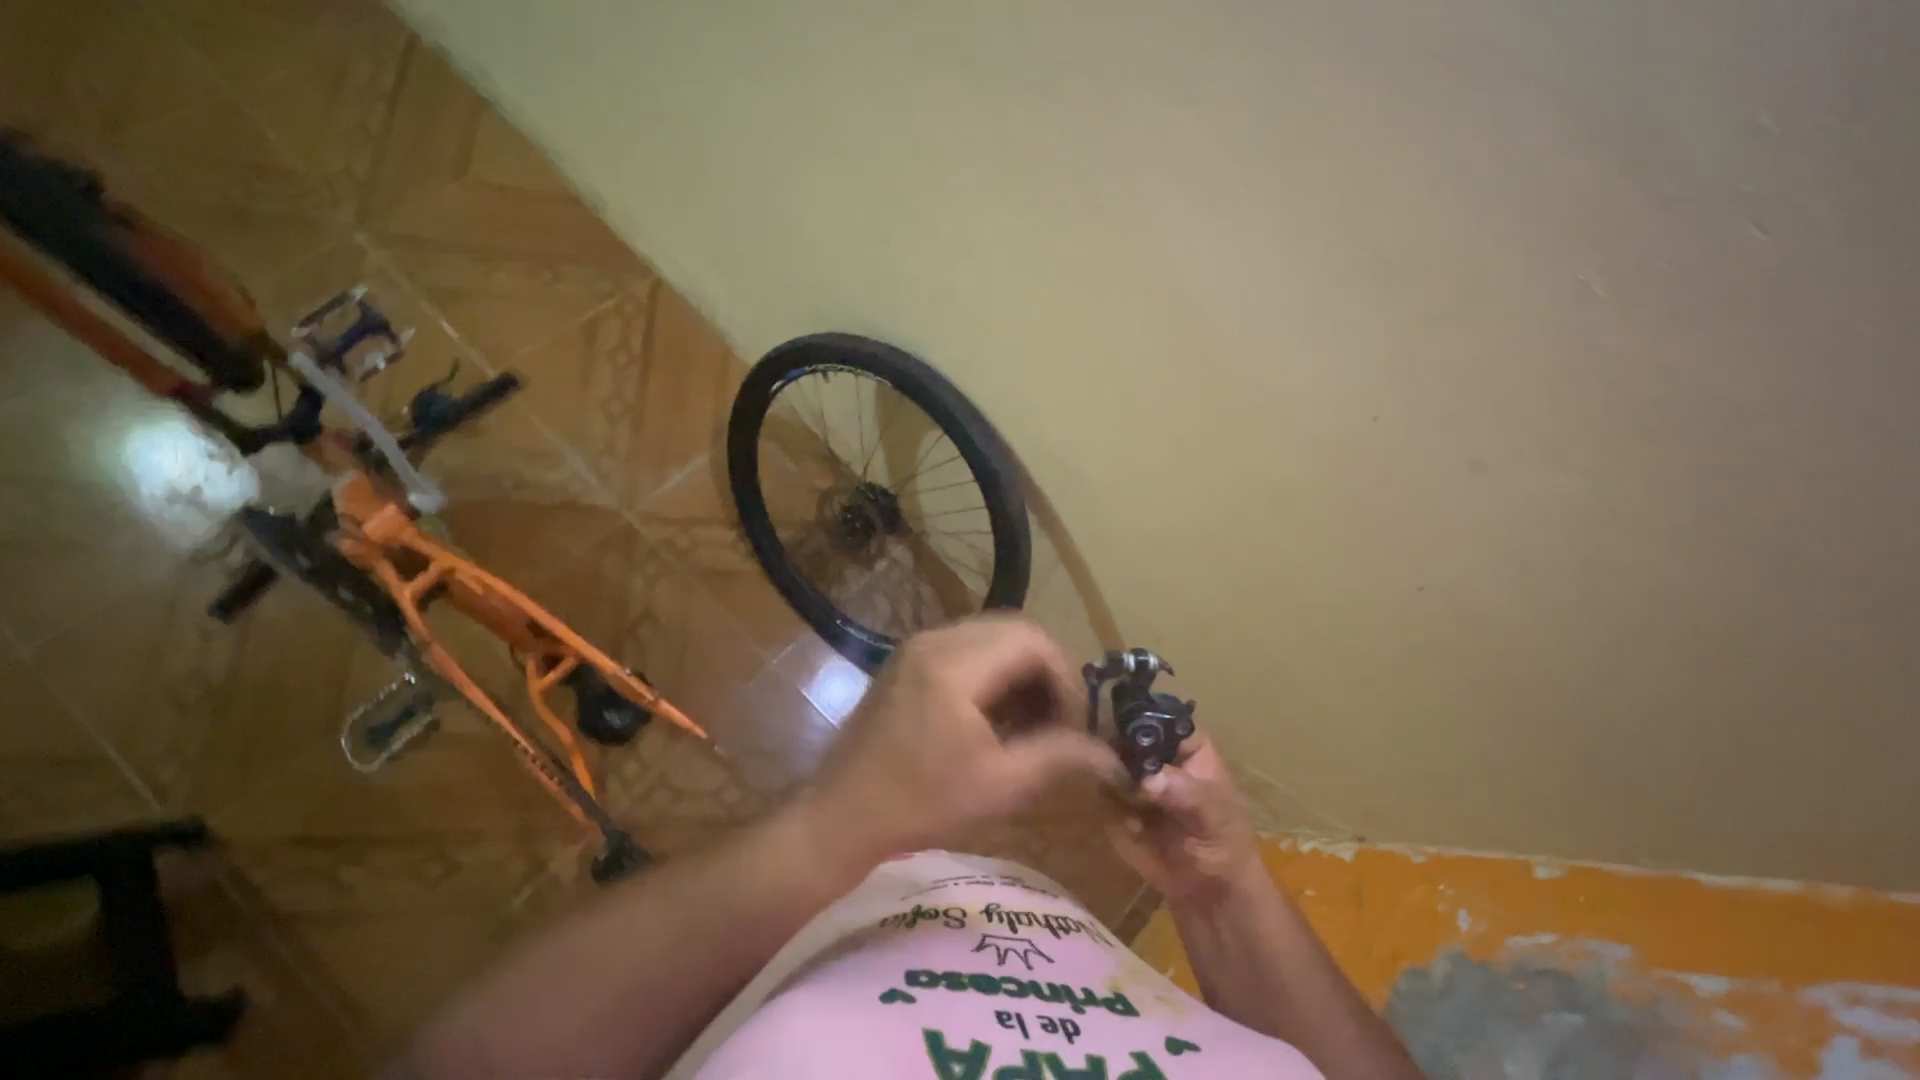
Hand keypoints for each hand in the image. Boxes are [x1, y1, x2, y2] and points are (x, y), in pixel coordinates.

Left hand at [797, 616, 1123, 866]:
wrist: (841, 818)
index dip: (1067, 680)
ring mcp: (916, 648)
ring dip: (1021, 672)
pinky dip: (993, 674)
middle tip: (1059, 723)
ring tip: (1031, 724)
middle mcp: (935, 640)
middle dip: (1048, 673)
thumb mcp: (999, 787)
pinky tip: (996, 718)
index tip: (1075, 727)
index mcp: (954, 664)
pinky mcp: (907, 662)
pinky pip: (967, 649)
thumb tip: (1112, 755)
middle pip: (1015, 630)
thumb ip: (1059, 758)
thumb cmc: (920, 806)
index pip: (1034, 640)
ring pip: (992, 637)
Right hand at [1107, 731, 1264, 906]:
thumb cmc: (1225, 849)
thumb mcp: (1215, 819)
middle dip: (1118, 749)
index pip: (1164, 718)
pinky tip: (1130, 827)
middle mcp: (1158, 759)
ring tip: (1129, 804)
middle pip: (1129, 736)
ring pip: (1110, 763)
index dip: (1145, 718)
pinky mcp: (1117, 809)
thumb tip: (1150, 779)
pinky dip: (1108, 807)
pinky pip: (1102, 796)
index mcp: (1188, 750)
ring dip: (1110, 778)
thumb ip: (1186, 794)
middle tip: (1114, 766)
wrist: (1209, 896)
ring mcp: (1134, 782)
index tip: (1121, 726)